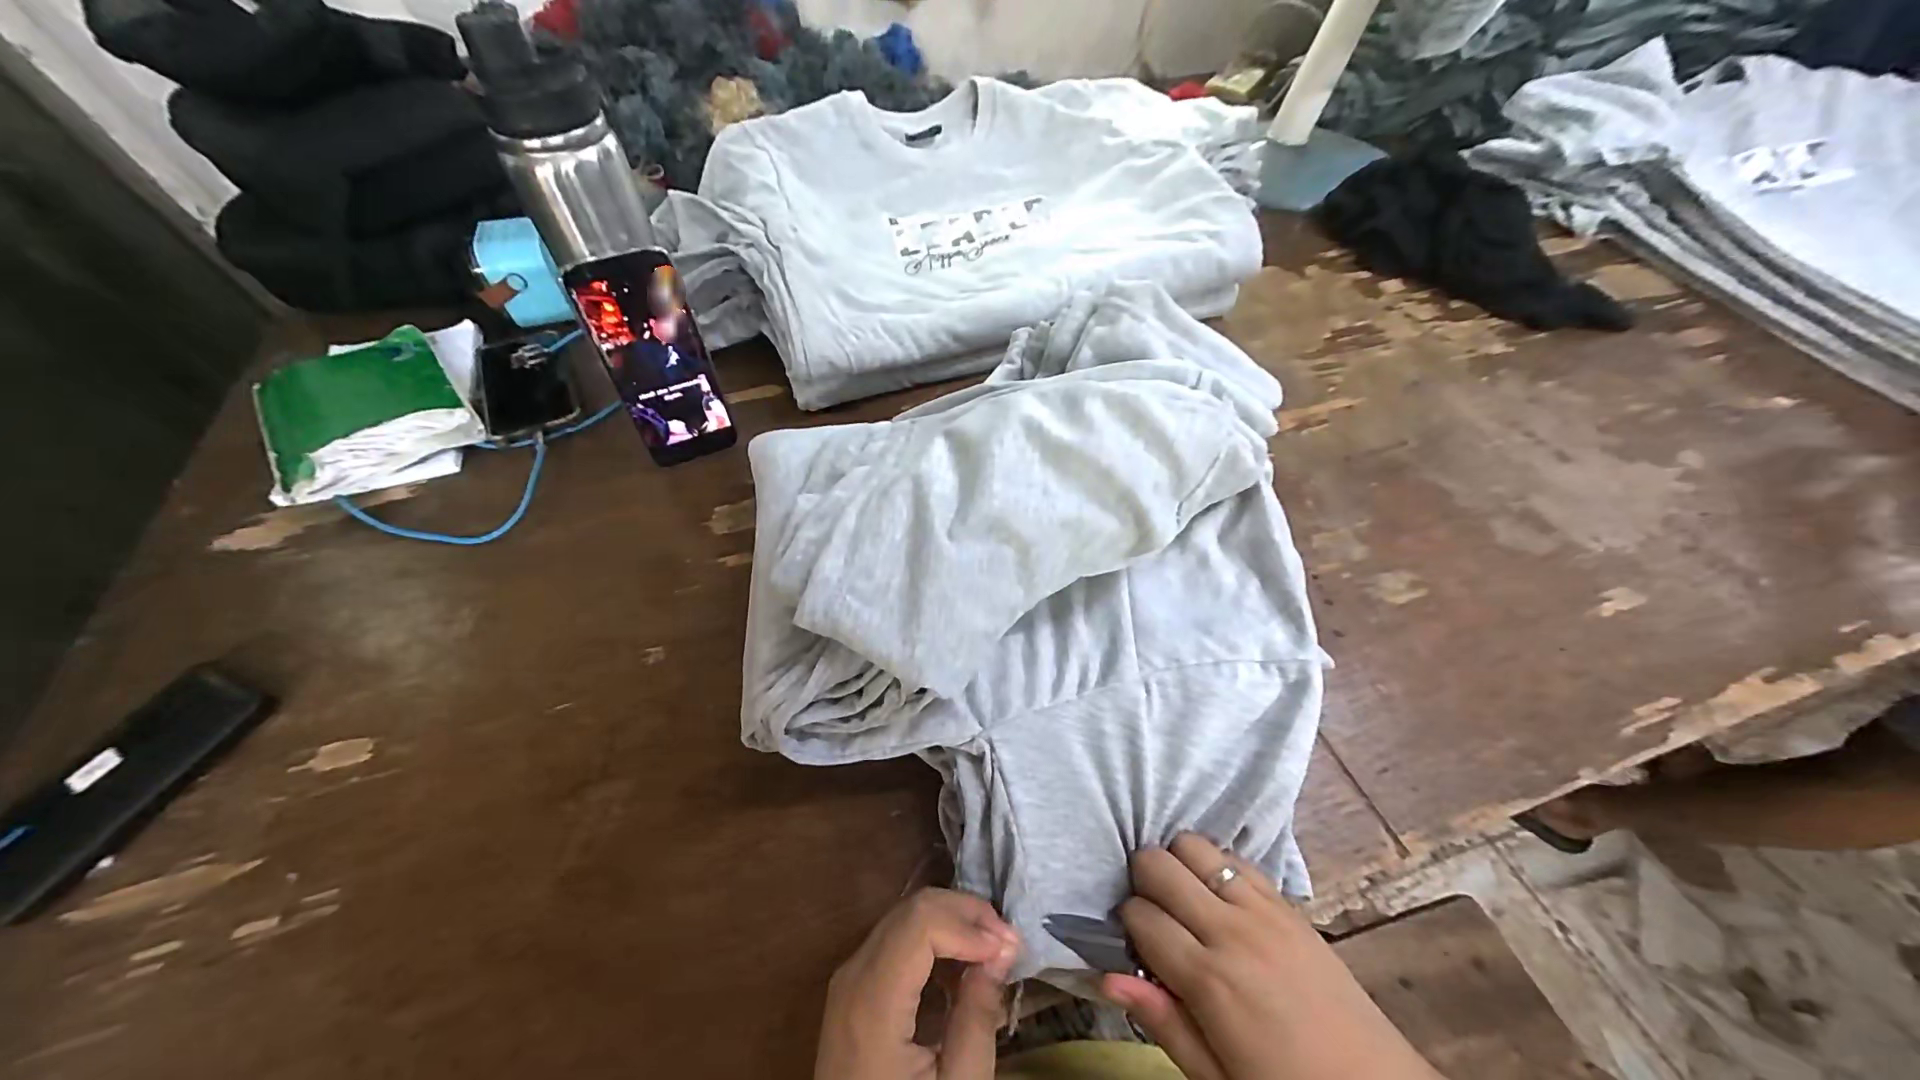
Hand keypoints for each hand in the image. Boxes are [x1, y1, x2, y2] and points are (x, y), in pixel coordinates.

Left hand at [816, 888, 1020, 1079]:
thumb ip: (977, 1017)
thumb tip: (1002, 949)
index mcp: (873, 1001)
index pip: (921, 922)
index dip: (970, 923)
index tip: (1009, 949)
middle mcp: (853, 973)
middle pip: (912, 909)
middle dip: (966, 915)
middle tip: (1008, 943)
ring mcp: (848, 975)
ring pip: (905, 915)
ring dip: (952, 922)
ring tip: (992, 951)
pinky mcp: (853, 983)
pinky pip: (895, 936)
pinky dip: (933, 936)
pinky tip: (961, 963)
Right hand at [1102, 834, 1441, 1079]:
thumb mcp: (1215, 1078)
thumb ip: (1161, 1021)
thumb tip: (1104, 977)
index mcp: (1208, 979)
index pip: (1139, 915)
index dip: (1127, 924)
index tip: (1136, 944)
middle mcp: (1231, 930)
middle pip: (1158, 864)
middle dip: (1142, 880)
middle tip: (1153, 914)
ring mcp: (1263, 910)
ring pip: (1193, 845)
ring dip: (1177, 864)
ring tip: (1183, 899)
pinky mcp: (1288, 904)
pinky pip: (1236, 858)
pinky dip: (1215, 866)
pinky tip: (1219, 897)